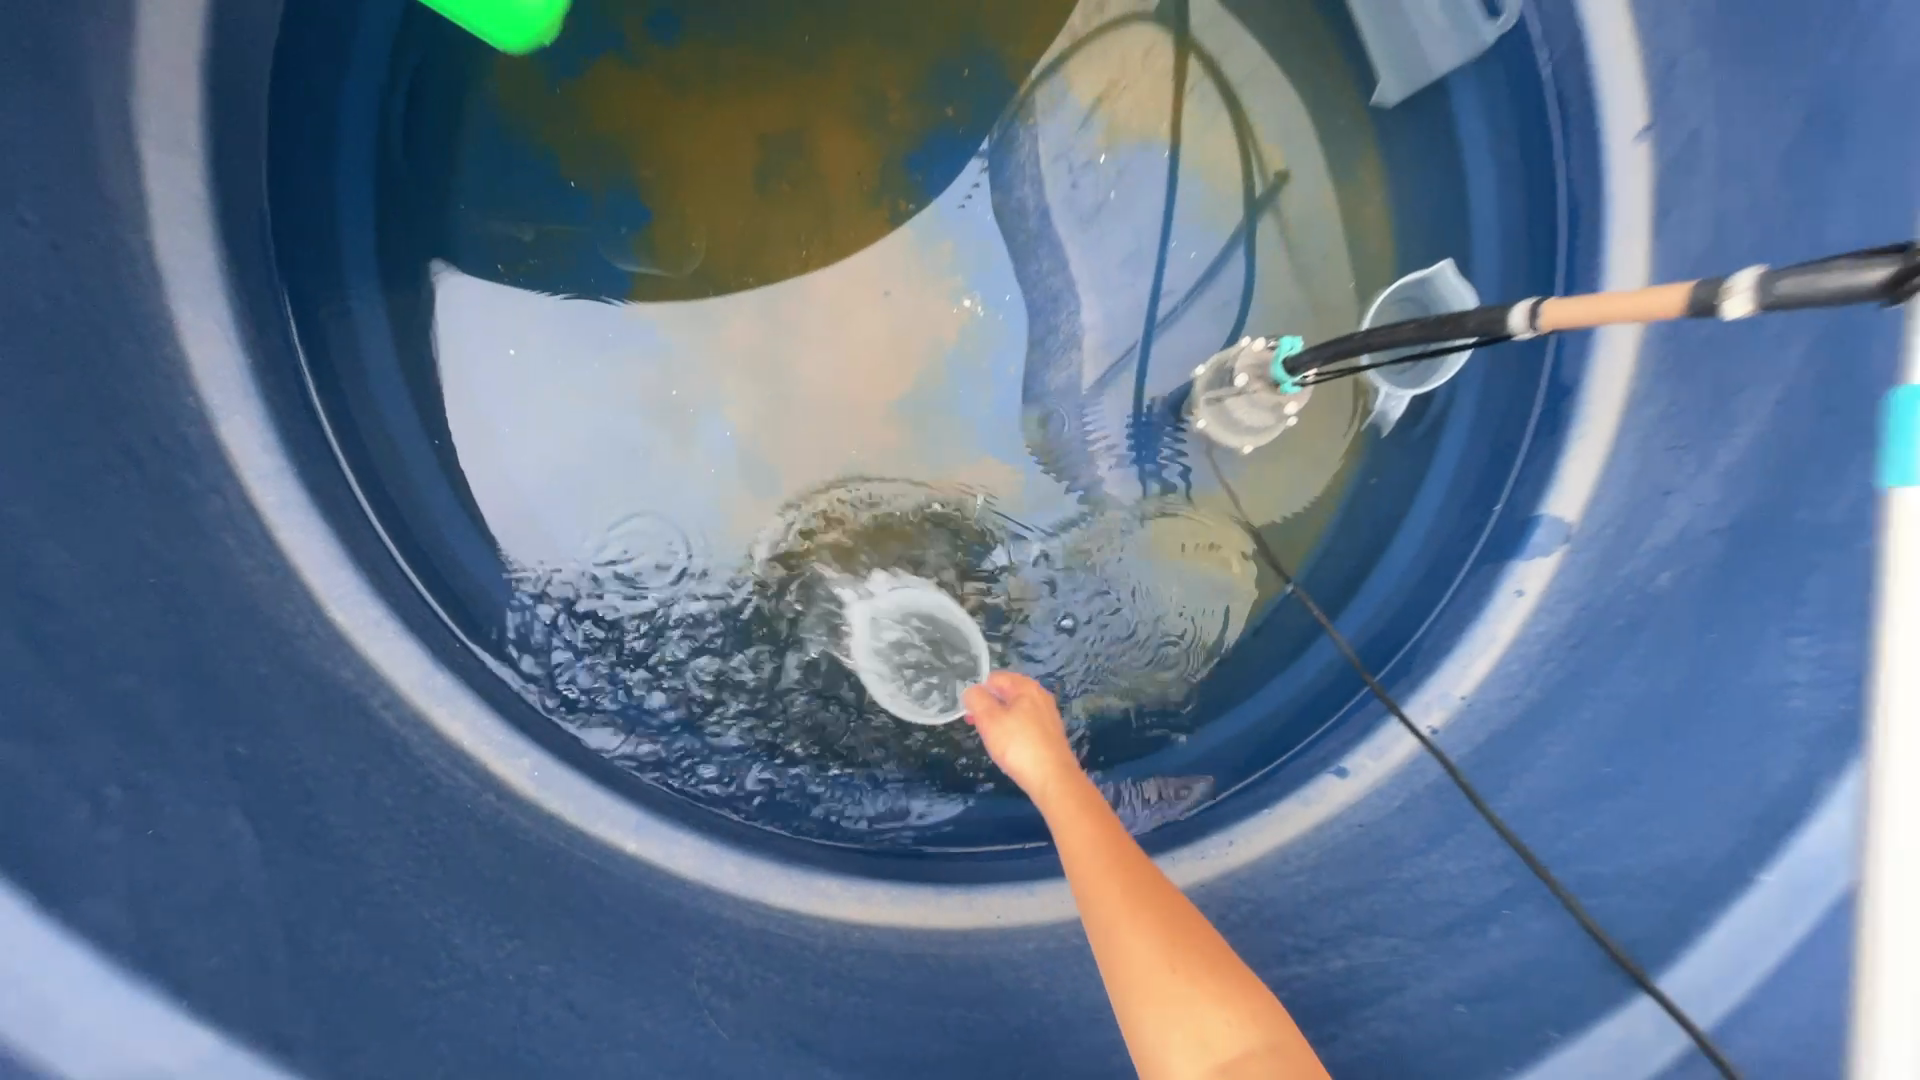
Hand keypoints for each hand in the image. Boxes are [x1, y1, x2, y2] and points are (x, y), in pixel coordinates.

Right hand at [962, 671, 1082, 802]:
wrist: (1053, 779)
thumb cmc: (1018, 746)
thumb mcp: (989, 719)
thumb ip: (976, 699)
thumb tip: (971, 691)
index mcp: (1026, 686)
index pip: (995, 678)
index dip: (978, 692)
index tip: (970, 712)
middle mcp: (1040, 695)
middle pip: (1006, 693)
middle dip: (988, 707)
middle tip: (977, 726)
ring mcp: (1047, 715)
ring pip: (1016, 710)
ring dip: (1000, 720)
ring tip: (992, 739)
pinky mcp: (1050, 733)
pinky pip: (1026, 724)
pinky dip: (1014, 731)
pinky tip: (1010, 748)